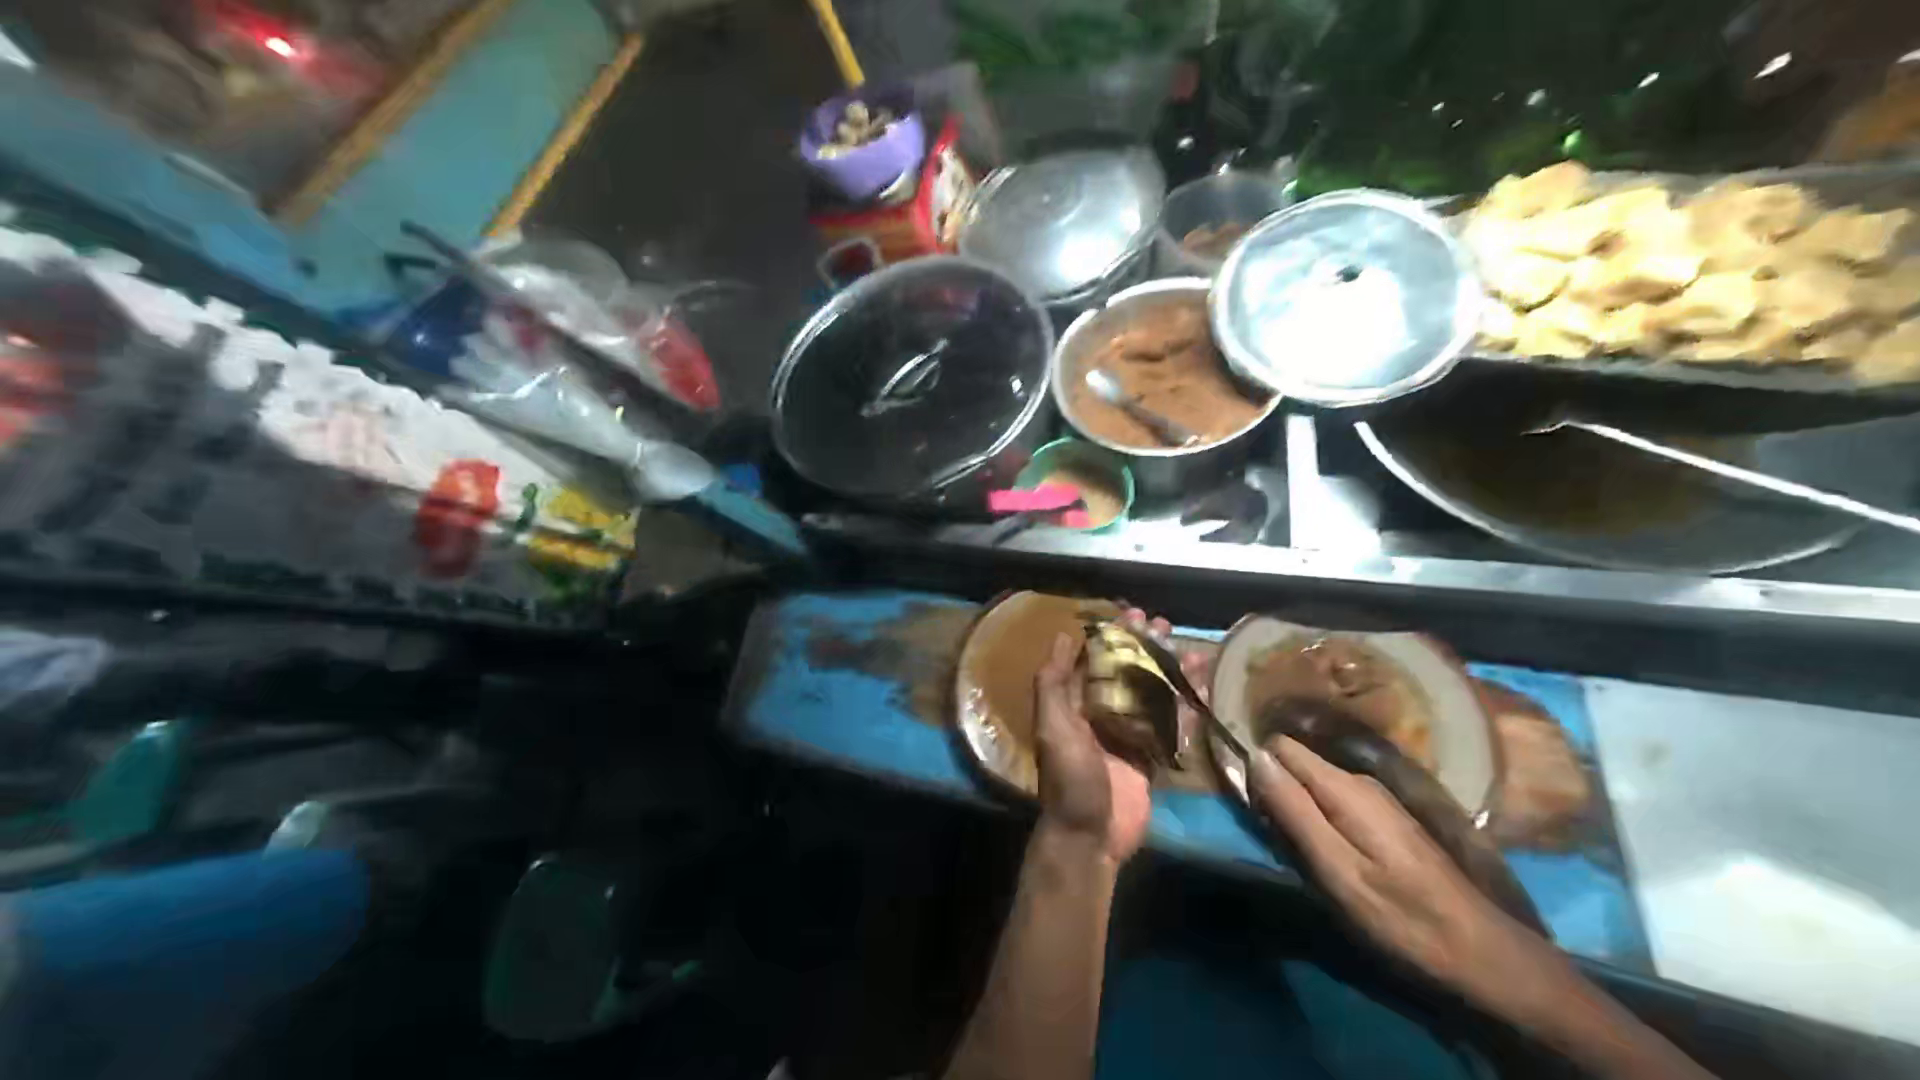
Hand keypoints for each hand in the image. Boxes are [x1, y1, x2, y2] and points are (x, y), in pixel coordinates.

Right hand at [1246, 736, 1566, 1013]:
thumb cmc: (1402, 918)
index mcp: (1344, 788)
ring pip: (1313, 788)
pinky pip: (1335, 807)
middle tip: (1281, 849)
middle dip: (1276, 798)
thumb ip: (1293, 810)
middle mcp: (1360, 782)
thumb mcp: (1335, 870)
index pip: (1280, 747)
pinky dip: (1320, 828)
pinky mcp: (1389, 824)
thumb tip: (1255, 755)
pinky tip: (1333, 866)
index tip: (1254, 815)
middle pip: (1295, 767)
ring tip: (1304, 864)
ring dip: (1297, 817)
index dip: (1257, 773)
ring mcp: (1379, 802)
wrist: (1487, 961)